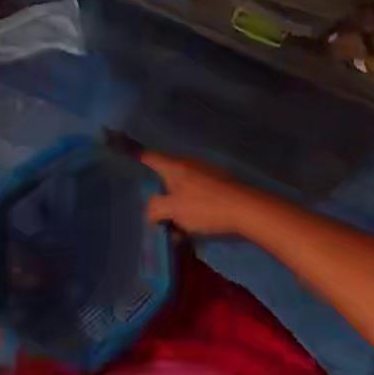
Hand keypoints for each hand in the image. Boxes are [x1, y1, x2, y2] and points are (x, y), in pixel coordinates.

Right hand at [143, 151, 270, 236]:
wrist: (248, 209)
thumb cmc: (206, 207)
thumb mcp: (174, 210)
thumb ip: (155, 209)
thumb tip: (149, 211)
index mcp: (174, 167)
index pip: (150, 157)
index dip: (136, 155)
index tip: (125, 152)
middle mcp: (189, 164)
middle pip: (167, 172)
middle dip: (160, 187)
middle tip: (154, 204)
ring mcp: (207, 172)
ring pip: (184, 183)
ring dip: (178, 198)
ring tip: (176, 220)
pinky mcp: (221, 183)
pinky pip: (199, 190)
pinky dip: (193, 202)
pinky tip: (197, 221)